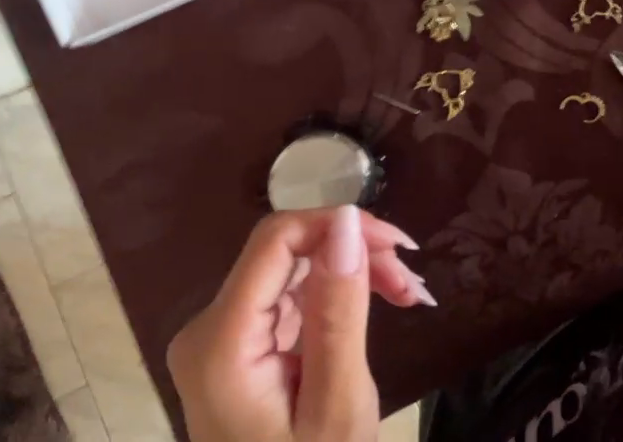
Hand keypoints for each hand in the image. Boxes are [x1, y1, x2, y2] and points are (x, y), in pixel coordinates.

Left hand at [168, 207, 433, 441]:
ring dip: (358, 271)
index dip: (340, 225)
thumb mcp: (337, 404)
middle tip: (414, 284)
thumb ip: (339, 310)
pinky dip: (343, 294)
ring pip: (299, 268)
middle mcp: (209, 329)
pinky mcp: (243, 347)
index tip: (399, 248)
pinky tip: (385, 302)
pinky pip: (297, 295)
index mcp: (220, 343)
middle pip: (290, 251)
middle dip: (358, 253)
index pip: (277, 239)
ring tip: (409, 295)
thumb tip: (348, 218)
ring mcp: (223, 338)